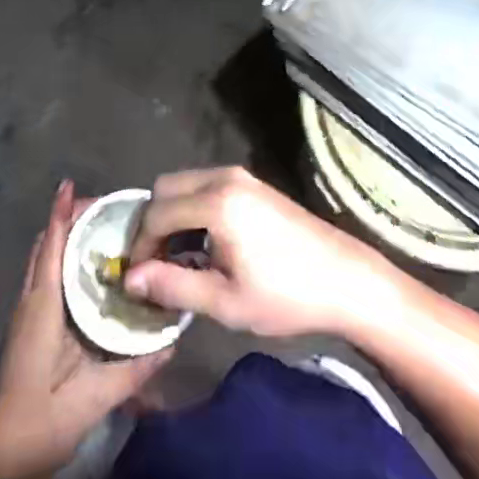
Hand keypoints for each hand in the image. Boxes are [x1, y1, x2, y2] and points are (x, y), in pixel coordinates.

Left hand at [0, 181, 171, 478]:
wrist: (5, 455)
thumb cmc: (44, 419)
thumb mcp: (95, 396)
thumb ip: (136, 369)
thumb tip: (174, 339)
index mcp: (42, 308)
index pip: (49, 248)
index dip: (59, 215)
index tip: (70, 185)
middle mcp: (31, 302)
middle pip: (44, 246)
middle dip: (67, 219)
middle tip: (106, 208)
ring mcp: (27, 313)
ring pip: (42, 260)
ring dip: (64, 237)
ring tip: (101, 228)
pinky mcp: (31, 325)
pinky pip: (45, 276)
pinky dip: (62, 257)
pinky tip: (90, 267)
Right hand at [123, 167, 397, 338]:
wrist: (348, 281)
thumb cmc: (286, 296)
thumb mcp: (225, 301)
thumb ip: (172, 286)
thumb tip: (130, 279)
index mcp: (216, 202)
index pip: (155, 213)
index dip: (139, 245)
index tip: (136, 277)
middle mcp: (225, 178)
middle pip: (166, 187)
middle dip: (151, 223)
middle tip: (152, 263)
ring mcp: (243, 177)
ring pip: (186, 184)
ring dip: (172, 215)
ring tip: (176, 257)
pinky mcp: (255, 184)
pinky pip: (207, 186)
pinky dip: (193, 208)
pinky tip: (203, 244)